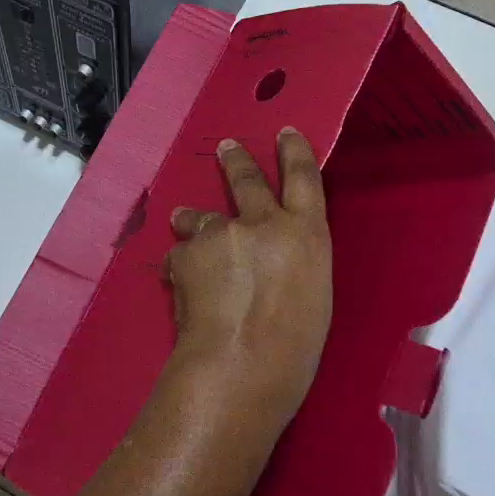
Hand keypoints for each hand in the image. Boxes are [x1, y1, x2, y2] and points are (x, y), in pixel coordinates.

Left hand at [165, 128, 332, 422]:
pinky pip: (181, 254)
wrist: (241, 362)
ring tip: (183, 219)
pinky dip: (182, 265)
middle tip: (226, 147)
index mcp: (306, 233)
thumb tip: (274, 260)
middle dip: (236, 160)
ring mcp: (221, 234)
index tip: (286, 133)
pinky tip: (181, 286)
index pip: (304, 178)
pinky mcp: (187, 253)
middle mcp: (263, 221)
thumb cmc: (295, 345)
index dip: (295, 152)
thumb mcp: (313, 294)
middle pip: (247, 179)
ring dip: (194, 219)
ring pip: (203, 216)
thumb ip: (294, 263)